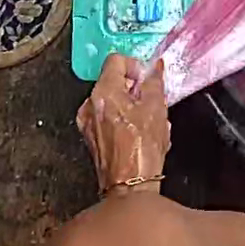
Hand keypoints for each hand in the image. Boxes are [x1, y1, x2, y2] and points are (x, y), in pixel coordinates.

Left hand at [76, 55, 170, 196]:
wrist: (129, 185)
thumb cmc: (142, 147)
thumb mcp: (156, 107)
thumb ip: (154, 81)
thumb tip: (155, 67)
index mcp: (103, 92)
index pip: (116, 60)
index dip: (134, 65)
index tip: (146, 78)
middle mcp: (90, 104)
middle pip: (112, 80)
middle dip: (134, 87)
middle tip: (152, 99)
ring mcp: (88, 122)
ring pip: (111, 100)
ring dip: (130, 104)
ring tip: (149, 119)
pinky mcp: (91, 138)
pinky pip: (107, 117)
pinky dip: (122, 118)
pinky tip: (140, 133)